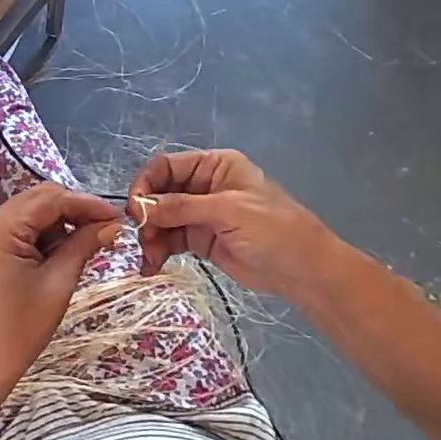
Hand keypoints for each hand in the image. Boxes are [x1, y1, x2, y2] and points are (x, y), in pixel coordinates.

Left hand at [0, 184, 121, 439]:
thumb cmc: (19, 327)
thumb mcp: (58, 282)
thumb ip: (83, 246)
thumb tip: (112, 225)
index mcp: (0, 225)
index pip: (51, 198)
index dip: (88, 204)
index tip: (120, 216)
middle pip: (41, 200)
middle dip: (75, 212)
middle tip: (109, 231)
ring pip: (33, 213)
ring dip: (62, 224)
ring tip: (90, 246)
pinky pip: (23, 229)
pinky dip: (46, 236)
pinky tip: (66, 253)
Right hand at [128, 149, 361, 300]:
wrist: (306, 273)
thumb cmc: (274, 230)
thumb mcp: (228, 211)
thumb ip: (180, 207)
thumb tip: (138, 207)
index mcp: (213, 166)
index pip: (166, 166)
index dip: (146, 184)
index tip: (134, 207)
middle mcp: (202, 186)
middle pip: (158, 193)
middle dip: (146, 215)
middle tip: (140, 237)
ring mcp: (200, 213)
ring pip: (160, 219)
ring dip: (150, 236)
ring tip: (149, 257)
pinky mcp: (198, 239)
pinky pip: (168, 239)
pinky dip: (157, 250)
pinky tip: (151, 264)